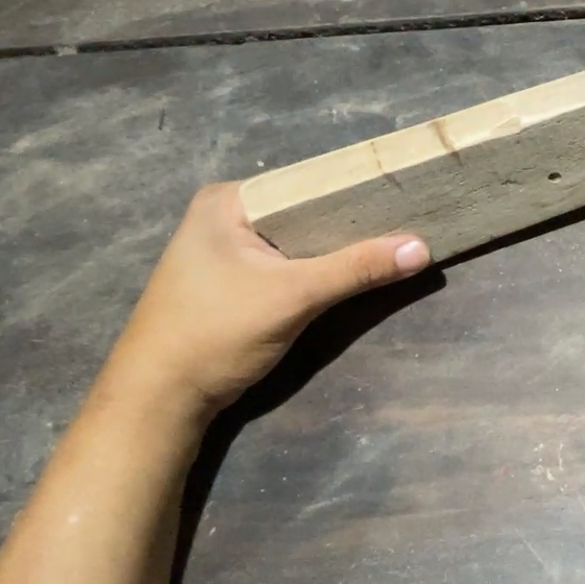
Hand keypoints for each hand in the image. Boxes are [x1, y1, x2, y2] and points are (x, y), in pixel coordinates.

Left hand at [92, 184, 430, 419]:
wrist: (161, 401)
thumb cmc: (215, 334)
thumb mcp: (294, 296)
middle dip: (358, 223)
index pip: (310, 182)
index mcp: (230, 201)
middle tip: (415, 222)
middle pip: (311, 212)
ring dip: (346, 250)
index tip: (410, 196)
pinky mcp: (243, 282)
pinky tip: (363, 272)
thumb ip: (358, 268)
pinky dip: (329, 269)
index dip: (360, 190)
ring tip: (400, 244)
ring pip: (307, 240)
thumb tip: (423, 247)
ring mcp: (235, 251)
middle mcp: (231, 217)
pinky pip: (298, 263)